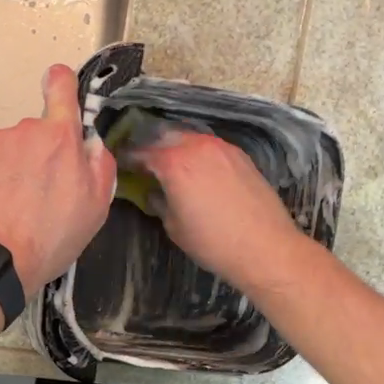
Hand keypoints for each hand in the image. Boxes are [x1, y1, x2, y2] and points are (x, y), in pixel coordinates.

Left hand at [0, 64, 116, 294]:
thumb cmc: (49, 239)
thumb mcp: (95, 210)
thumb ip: (100, 167)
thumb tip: (92, 145)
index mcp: (61, 139)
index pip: (63, 88)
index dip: (62, 86)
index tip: (58, 89)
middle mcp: (26, 130)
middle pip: (35, 134)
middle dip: (38, 156)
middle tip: (37, 196)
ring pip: (8, 148)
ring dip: (11, 169)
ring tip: (10, 208)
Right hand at [130, 133, 304, 290]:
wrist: (264, 246)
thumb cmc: (213, 242)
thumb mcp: (175, 227)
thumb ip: (160, 203)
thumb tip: (154, 193)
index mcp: (175, 163)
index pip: (142, 152)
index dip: (127, 158)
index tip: (120, 164)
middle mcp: (197, 146)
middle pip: (166, 136)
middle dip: (151, 146)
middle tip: (142, 161)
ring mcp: (222, 148)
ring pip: (190, 138)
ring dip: (175, 147)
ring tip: (169, 164)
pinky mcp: (240, 156)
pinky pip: (210, 147)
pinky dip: (197, 153)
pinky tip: (197, 169)